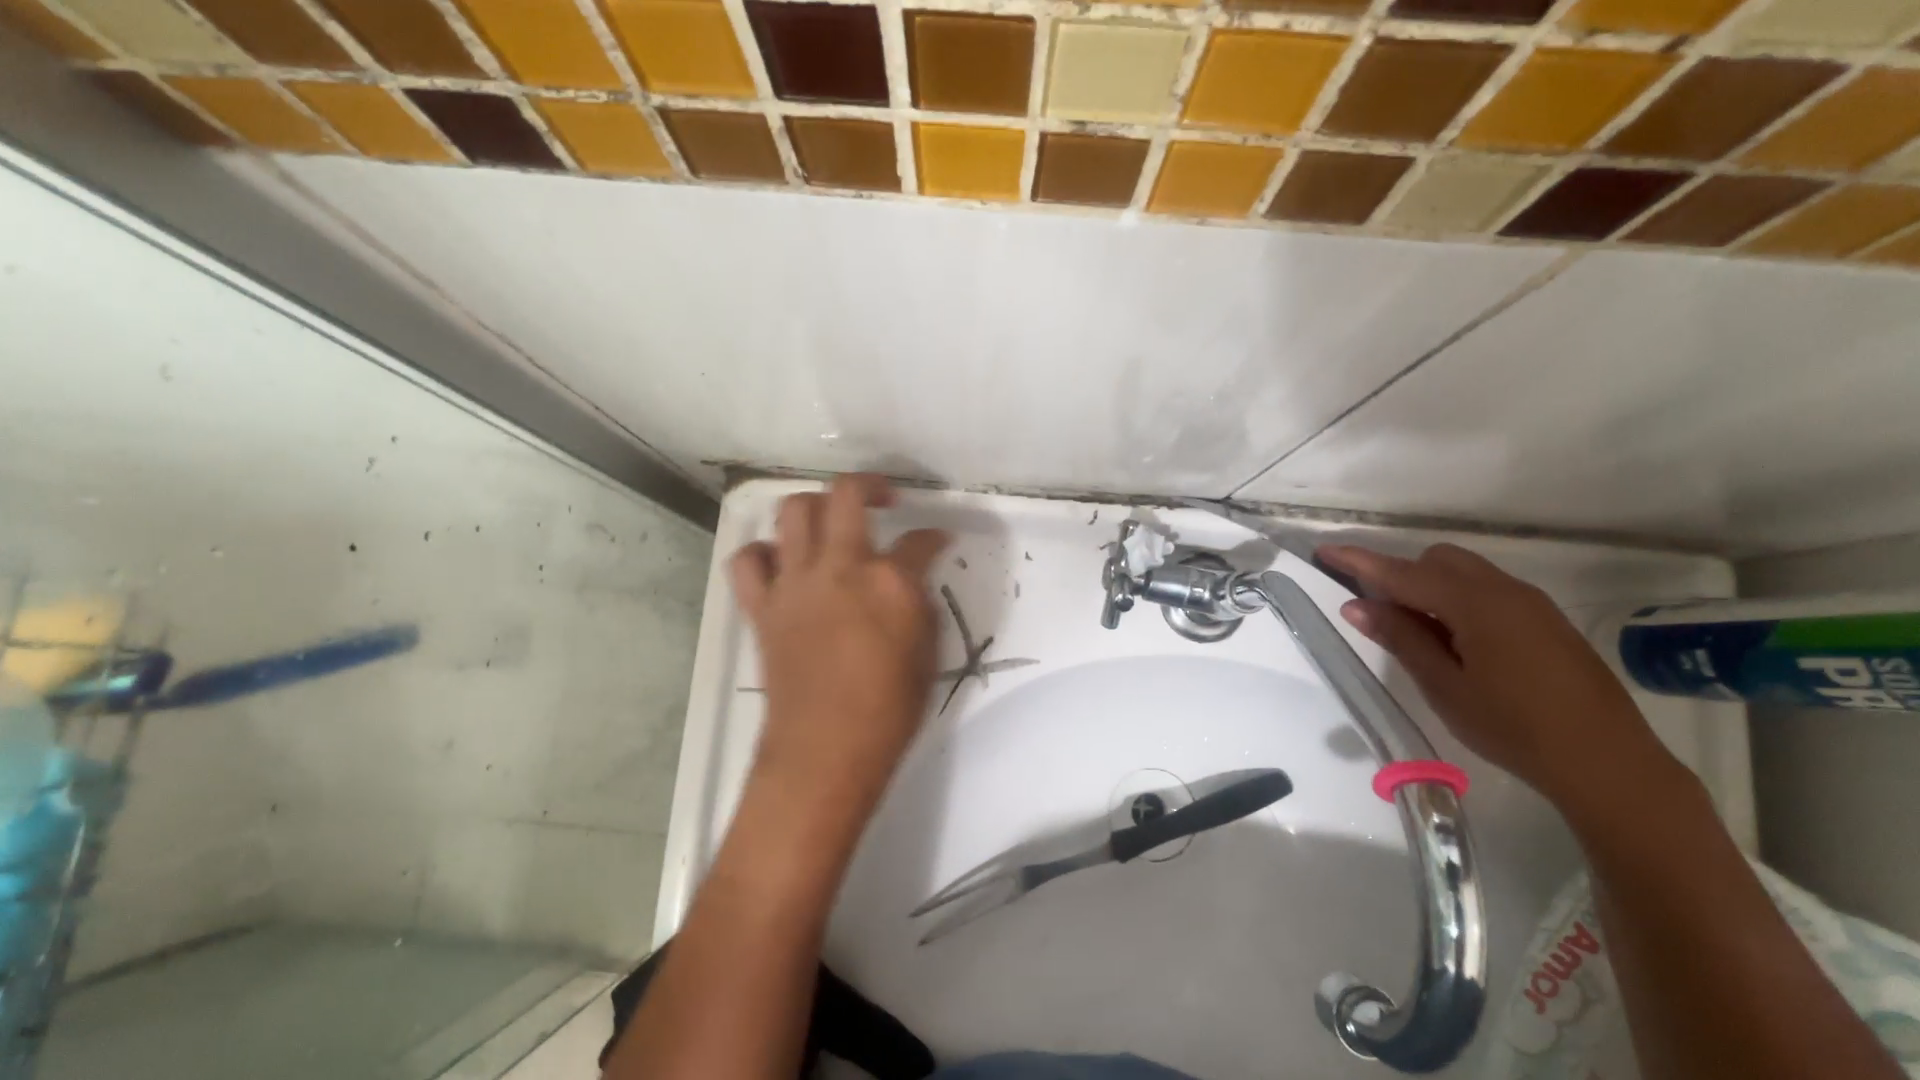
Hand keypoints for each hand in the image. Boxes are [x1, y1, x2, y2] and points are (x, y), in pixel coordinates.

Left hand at [730, 475, 948, 814]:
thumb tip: (910, 583)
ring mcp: (794, 583)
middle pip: (846, 495)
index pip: (920, 541)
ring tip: (830, 521)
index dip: (934, 536)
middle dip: (870, 486)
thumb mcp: (926, 656)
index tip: (939, 540)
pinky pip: (748, 561)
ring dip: (814, 506)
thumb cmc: (888, 712)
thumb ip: (919, 607)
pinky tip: (781, 563)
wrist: (826, 750)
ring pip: (793, 511)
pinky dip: (762, 553)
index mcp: (890, 582)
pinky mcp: (762, 607)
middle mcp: (840, 567)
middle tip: (884, 499)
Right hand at [1316, 542, 1682, 813]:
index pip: (1403, 572)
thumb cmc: (1512, 727)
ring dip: (1431, 588)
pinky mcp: (1547, 622)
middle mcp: (1504, 590)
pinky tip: (1457, 643)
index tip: (1324, 550)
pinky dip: (1459, 601)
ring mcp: (1531, 604)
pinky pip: (1489, 592)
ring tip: (1416, 633)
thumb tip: (1358, 605)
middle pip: (1438, 560)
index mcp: (1475, 603)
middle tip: (1377, 614)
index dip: (1360, 561)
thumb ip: (1401, 639)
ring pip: (1466, 574)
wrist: (1606, 761)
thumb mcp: (1445, 686)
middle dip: (1400, 574)